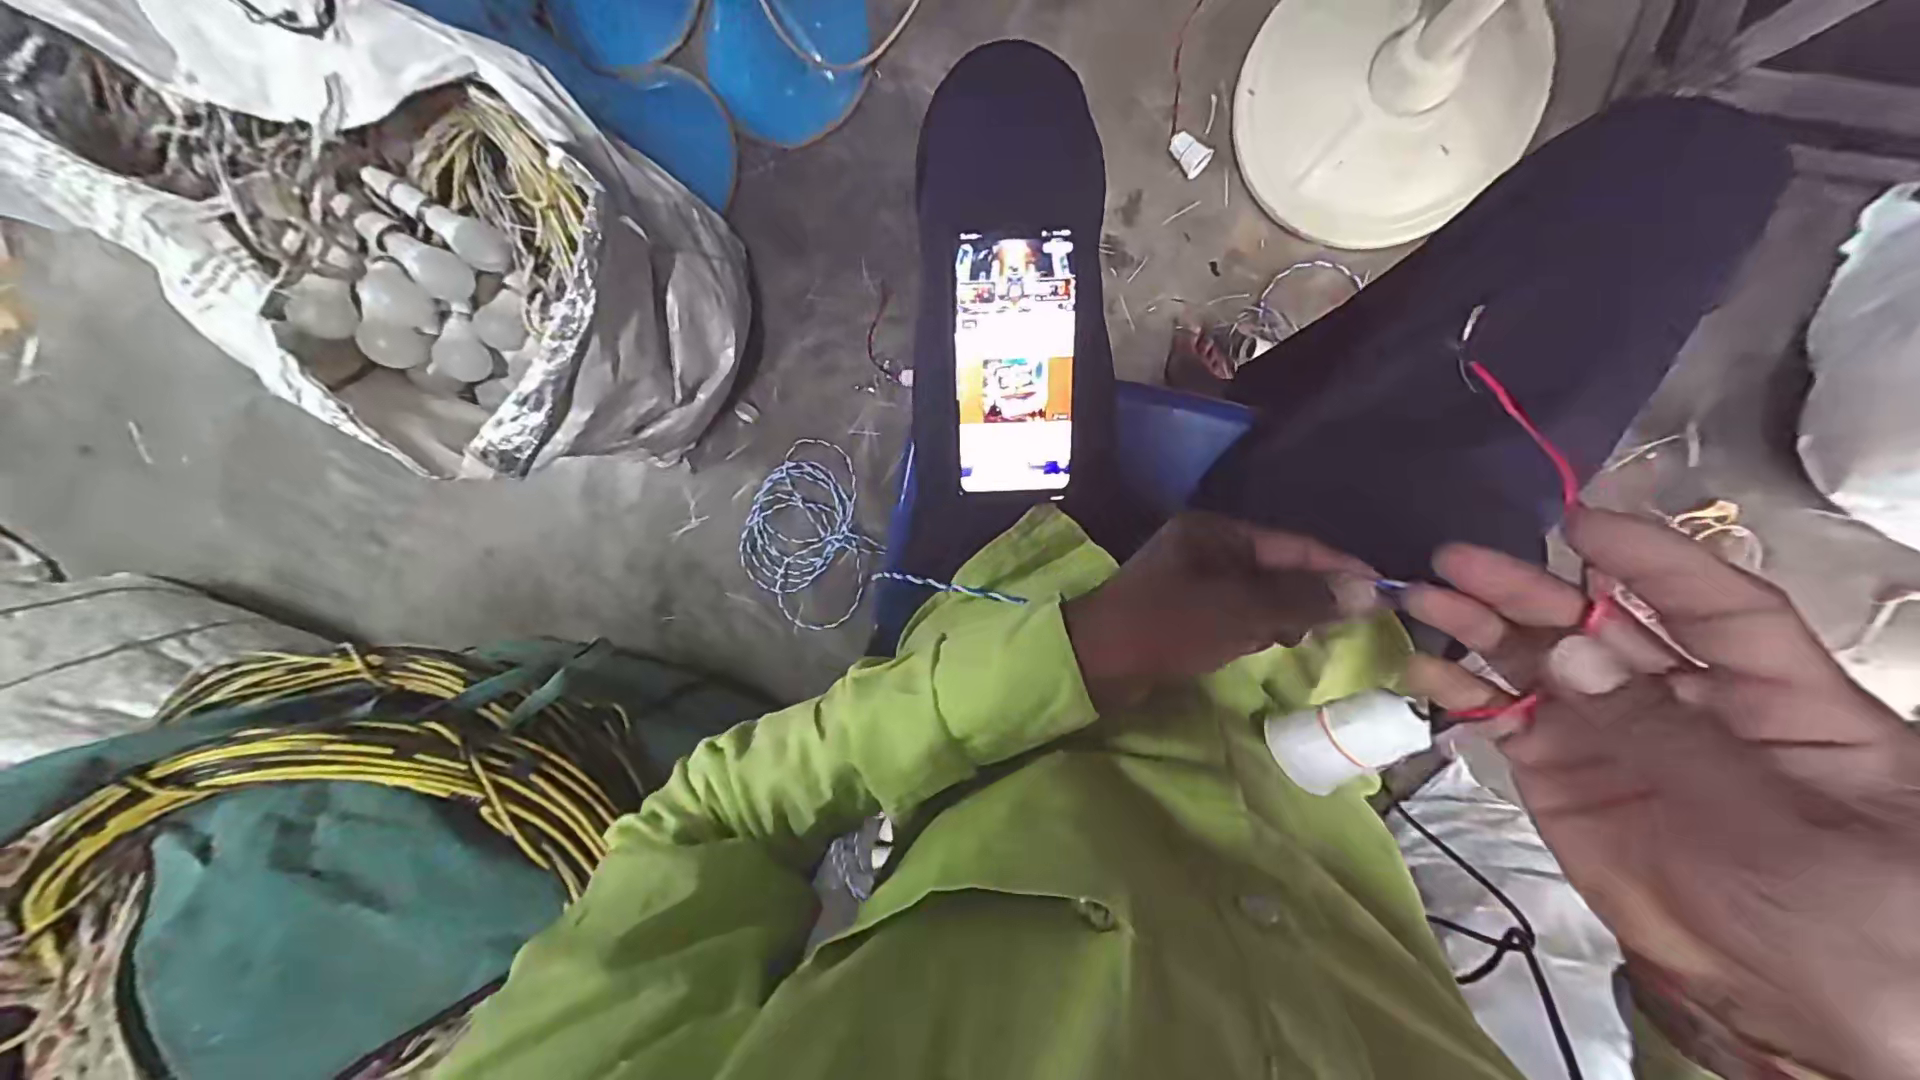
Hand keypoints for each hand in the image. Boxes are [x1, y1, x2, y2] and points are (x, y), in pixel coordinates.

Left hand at [1063, 512, 1379, 708]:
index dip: (1340, 568)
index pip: (1294, 545)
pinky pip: (1234, 614)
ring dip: (1276, 618)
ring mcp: (1192, 578)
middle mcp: (1205, 548)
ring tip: (1281, 641)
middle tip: (1336, 629)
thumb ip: (1302, 598)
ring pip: (1258, 596)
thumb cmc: (1168, 625)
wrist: (1097, 661)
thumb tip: (1367, 591)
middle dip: (1304, 598)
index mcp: (1215, 532)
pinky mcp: (1184, 609)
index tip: (1386, 593)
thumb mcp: (1240, 609)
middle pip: (1277, 569)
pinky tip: (1249, 646)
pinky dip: (1249, 630)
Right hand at [1404, 508, 1919, 1079]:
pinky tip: (1421, 673)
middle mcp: (1681, 698)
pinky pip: (1498, 716)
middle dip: (1525, 589)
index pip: (1714, 608)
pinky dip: (1458, 692)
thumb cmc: (1848, 917)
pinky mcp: (1552, 763)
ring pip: (1533, 661)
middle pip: (1595, 626)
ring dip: (1476, 629)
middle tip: (1455, 561)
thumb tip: (1566, 654)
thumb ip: (1666, 732)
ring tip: (1423, 601)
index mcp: (1780, 699)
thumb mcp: (1783, 821)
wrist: (1788, 1011)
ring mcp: (1606, 729)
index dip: (1650, 562)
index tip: (1579, 522)